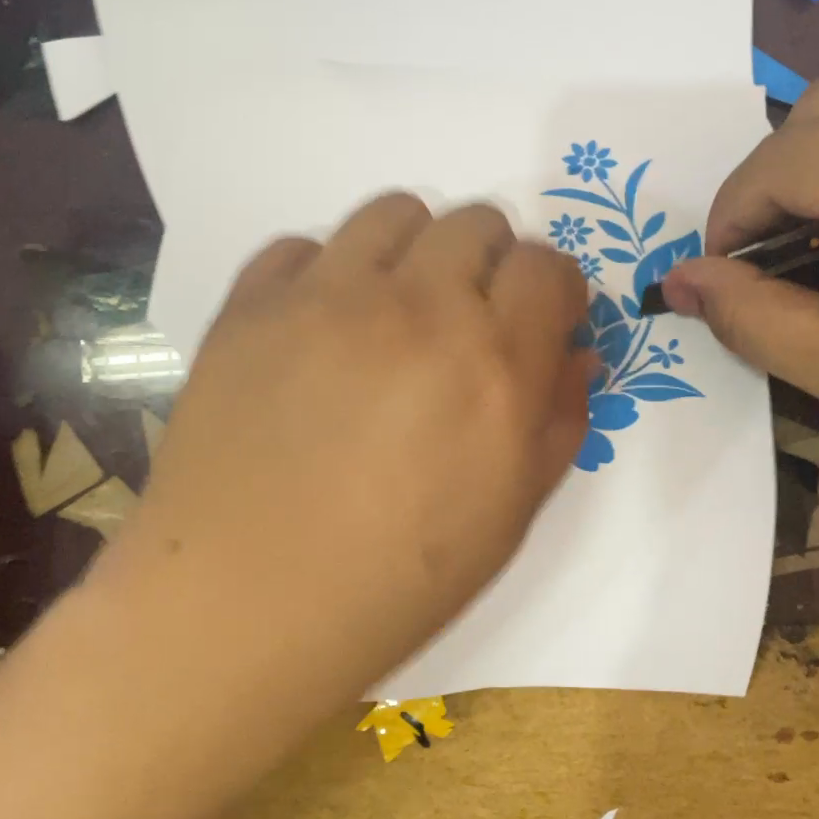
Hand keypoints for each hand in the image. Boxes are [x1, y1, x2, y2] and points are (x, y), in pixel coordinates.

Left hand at [106, 194, 592, 691]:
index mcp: (494, 364)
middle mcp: (417, 307)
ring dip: (414, 251)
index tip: (541, 322)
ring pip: (394, 213)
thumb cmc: (393, 582)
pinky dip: (326, 275)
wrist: (242, 605)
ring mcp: (325, 297)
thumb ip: (558, 422)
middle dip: (491, 263)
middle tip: (469, 321)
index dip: (553, 291)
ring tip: (396, 311)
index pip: (547, 267)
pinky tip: (319, 332)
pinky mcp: (251, 305)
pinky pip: (303, 246)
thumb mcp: (509, 517)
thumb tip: (576, 354)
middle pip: (476, 223)